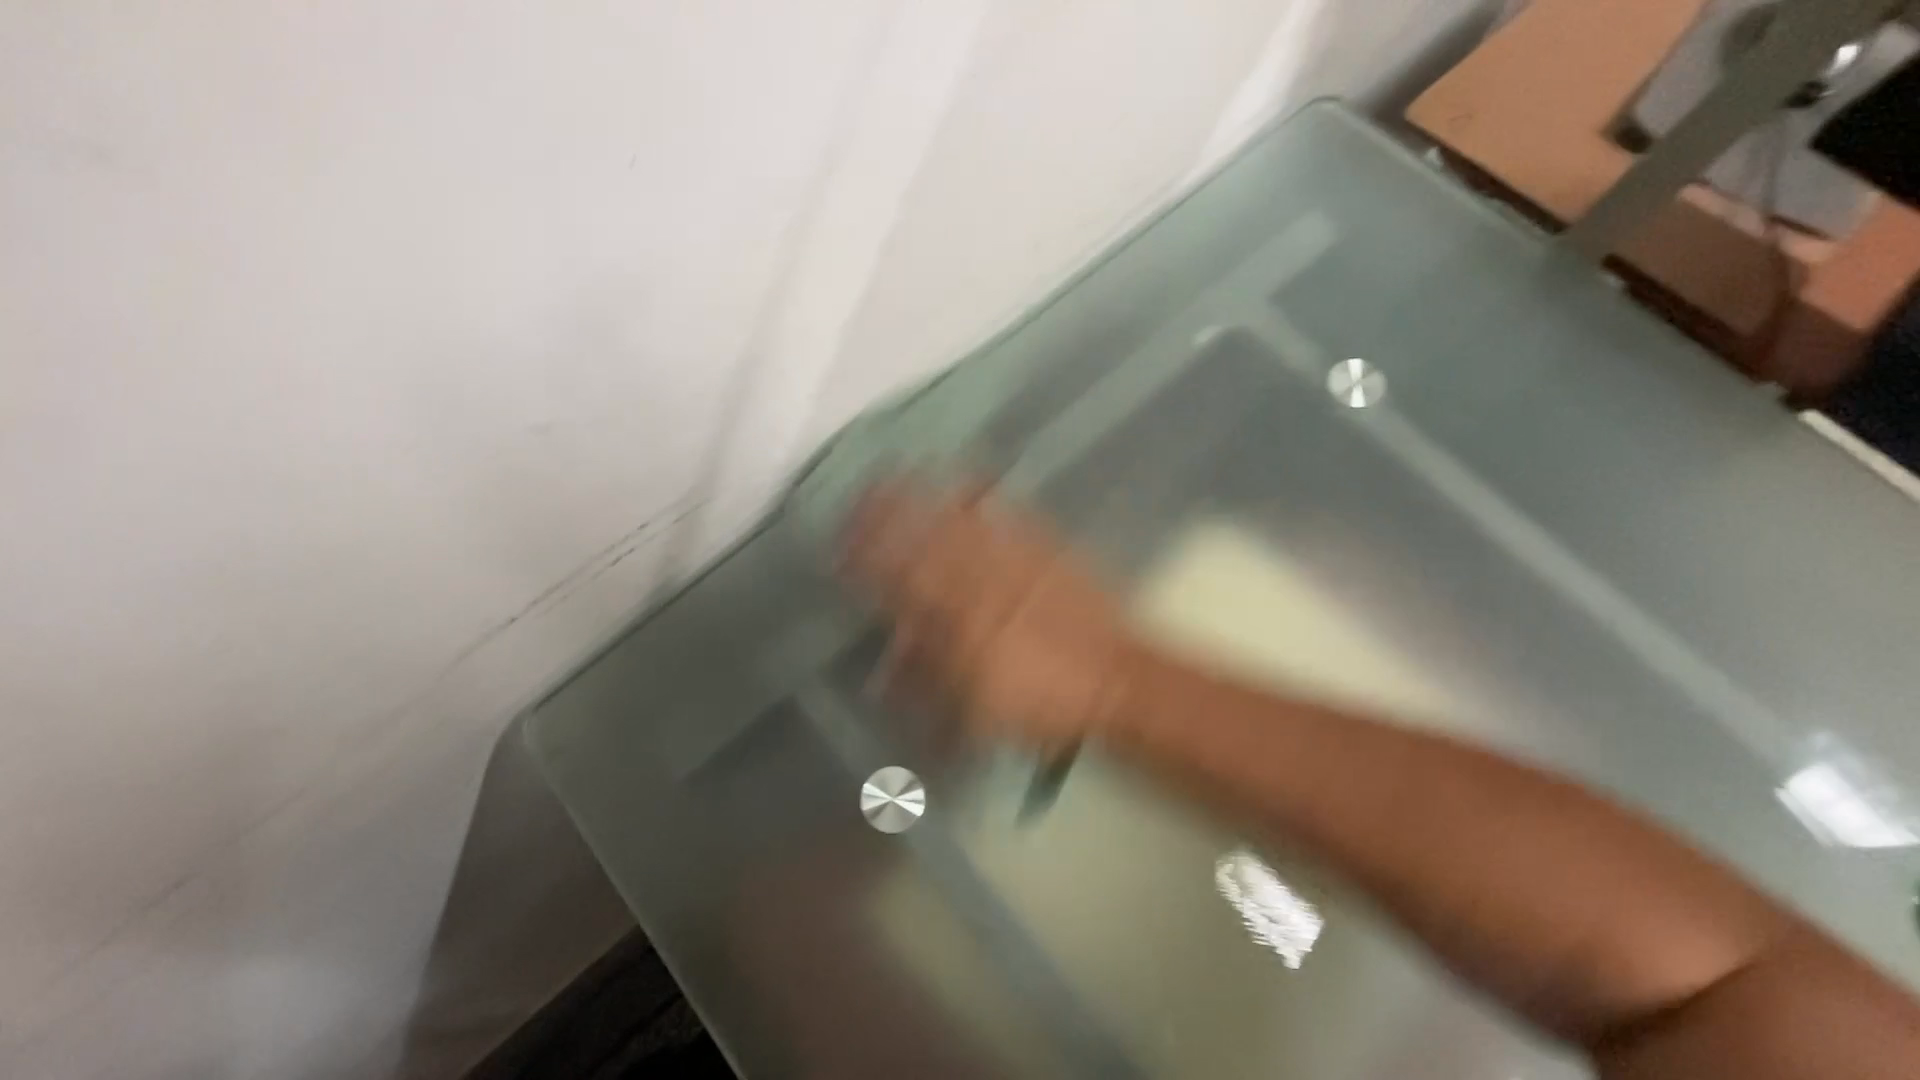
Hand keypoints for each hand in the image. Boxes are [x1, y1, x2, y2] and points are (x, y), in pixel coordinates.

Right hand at [839, 478, 1142, 750]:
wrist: (1116, 681)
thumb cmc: (1040, 702)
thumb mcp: (973, 708)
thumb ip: (924, 681)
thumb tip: (883, 669)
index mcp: (955, 619)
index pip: (898, 581)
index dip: (865, 561)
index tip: (841, 546)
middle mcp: (978, 580)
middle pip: (922, 539)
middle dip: (885, 514)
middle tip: (858, 492)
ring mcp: (1014, 558)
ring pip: (957, 519)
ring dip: (922, 494)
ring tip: (896, 472)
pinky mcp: (1046, 548)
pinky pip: (1007, 512)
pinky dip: (981, 492)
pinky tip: (968, 476)